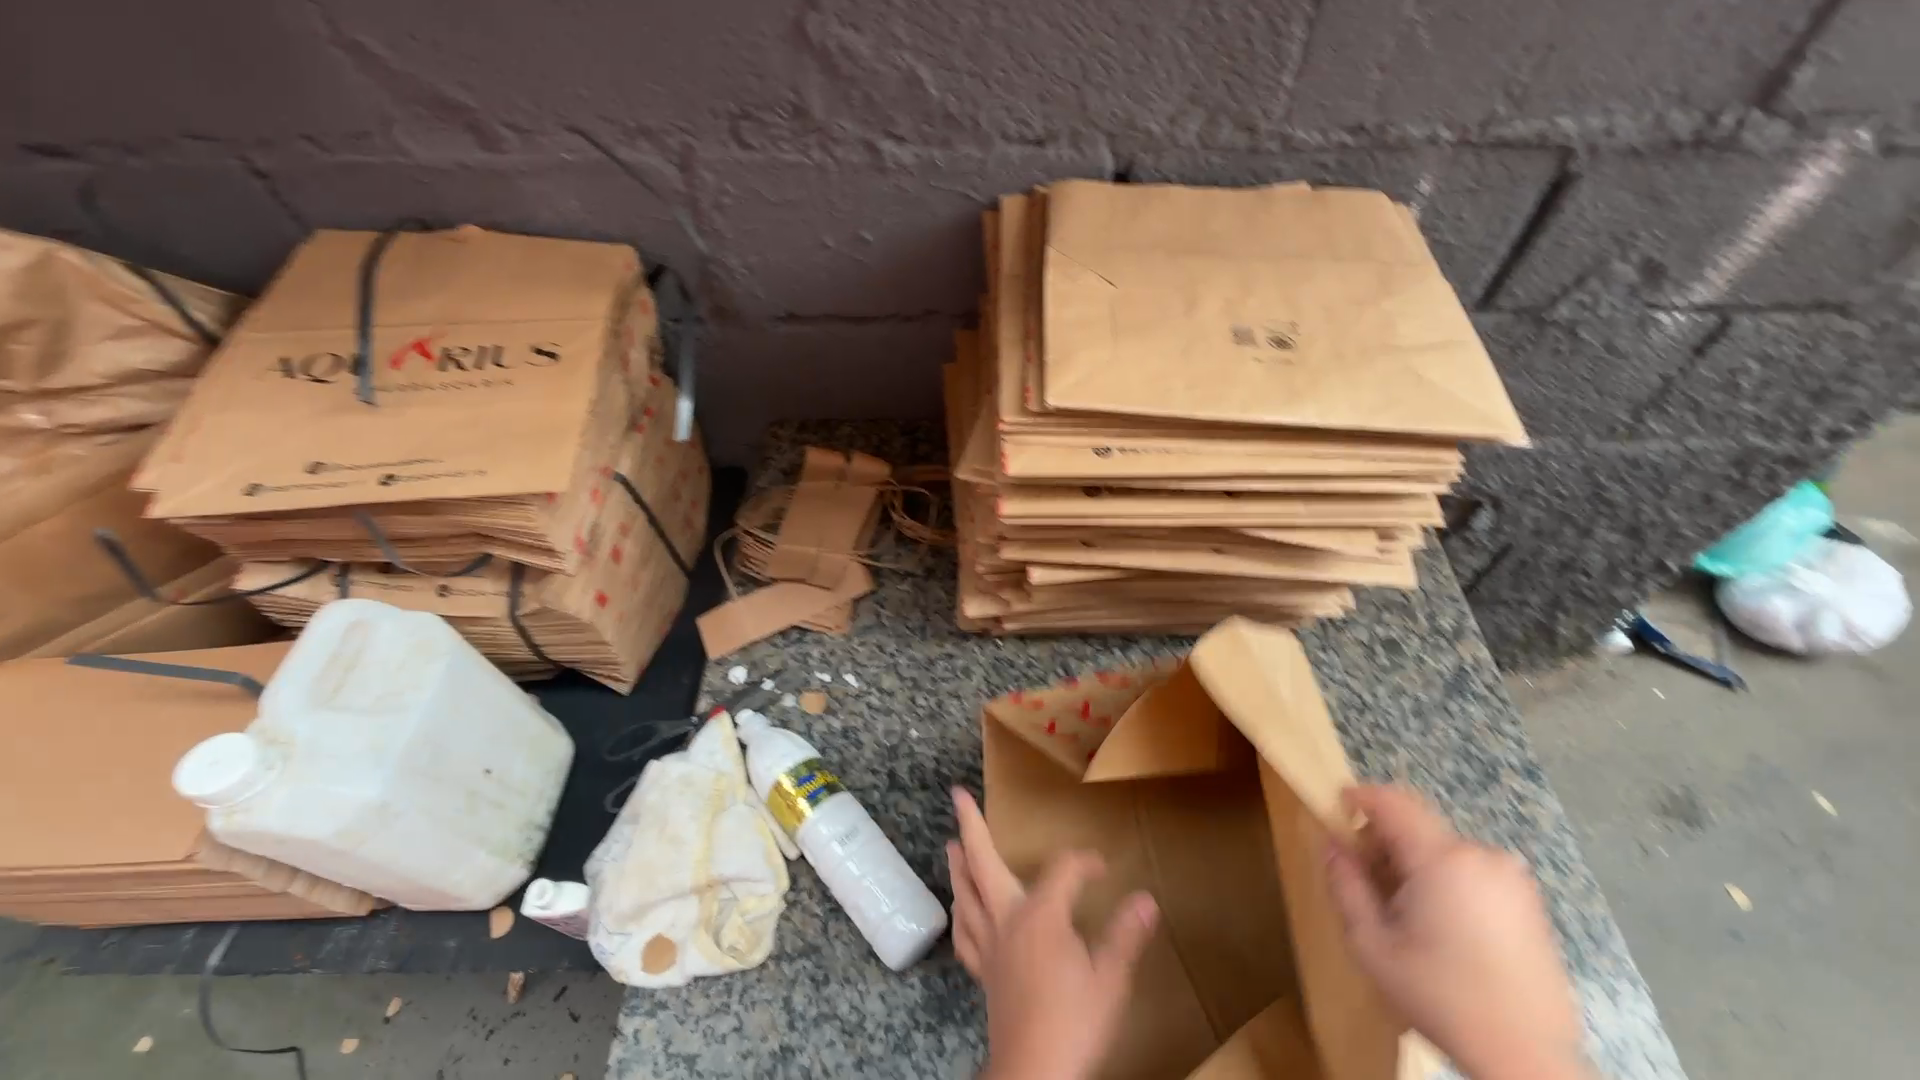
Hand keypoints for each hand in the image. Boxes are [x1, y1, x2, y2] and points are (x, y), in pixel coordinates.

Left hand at [947, 787, 1158, 1079]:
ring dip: (958, 865)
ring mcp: (990, 946)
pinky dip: (961, 914)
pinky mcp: (983, 972)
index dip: (1084, 861)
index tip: (1102, 866)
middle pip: (984, 864)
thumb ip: (1126, 935)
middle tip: (958, 795)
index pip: (1063, 870)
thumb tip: (1146, 899)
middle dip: (972, 827)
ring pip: (966, 895)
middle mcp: (1008, 920)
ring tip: (951, 844)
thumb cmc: (1075, 1021)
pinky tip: (959, 910)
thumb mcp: (1111, 979)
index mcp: (1042, 915)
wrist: (1034, 1070)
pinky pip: (965, 934)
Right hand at [1325, 785, 1591, 1079]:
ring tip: (1407, 916)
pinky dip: (1448, 883)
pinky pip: (1474, 872)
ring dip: (1417, 866)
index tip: (1337, 808)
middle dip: (1386, 844)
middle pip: (1418, 827)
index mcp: (1441, 859)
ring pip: (1445, 851)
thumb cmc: (1439, 996)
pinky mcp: (1529, 902)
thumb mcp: (1371, 945)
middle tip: (1368, 883)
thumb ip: (1345, 885)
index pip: (1393, 801)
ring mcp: (1512, 878)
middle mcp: (1481, 855)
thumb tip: (1332, 843)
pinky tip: (1445, 930)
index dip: (1359, 797)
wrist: (1526, 1054)